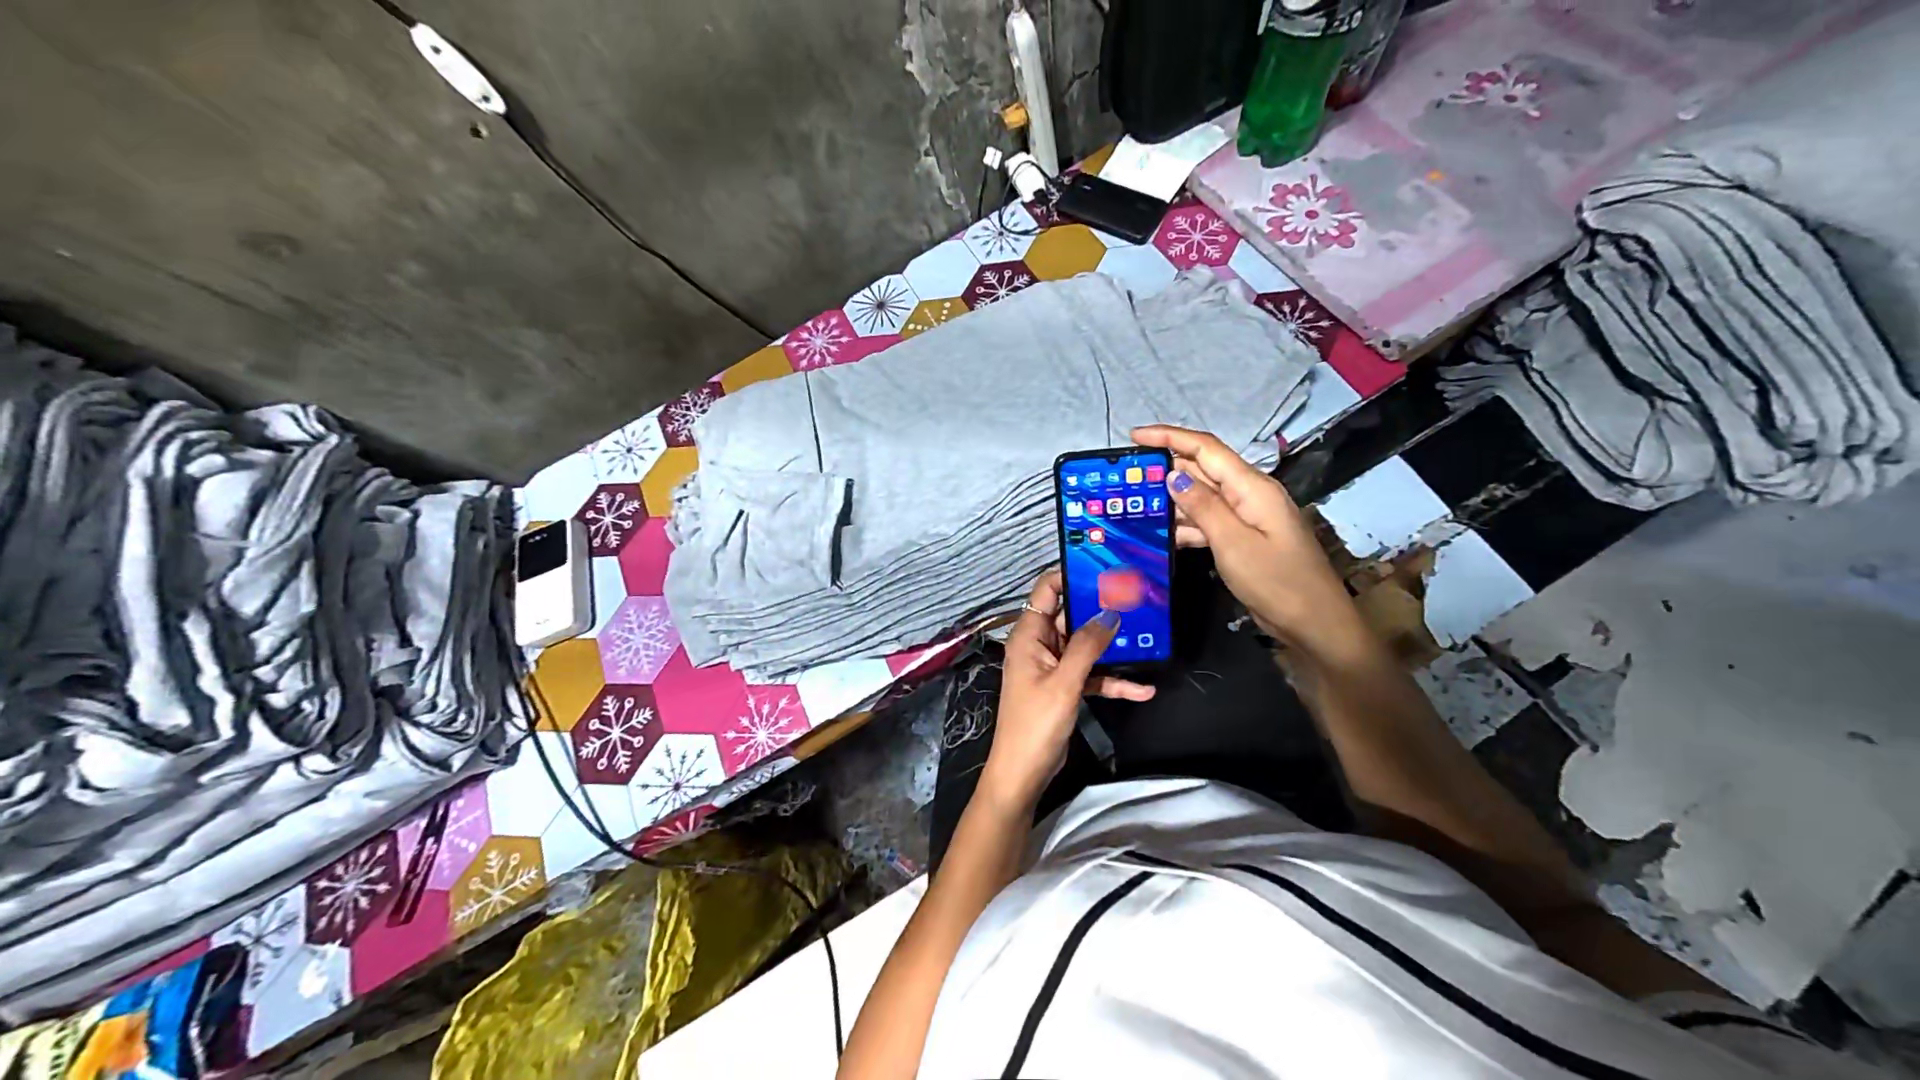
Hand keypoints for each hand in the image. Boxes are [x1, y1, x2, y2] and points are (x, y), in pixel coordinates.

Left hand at [980, 571, 1154, 808]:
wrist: (1023, 772)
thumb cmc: (1036, 722)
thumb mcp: (1065, 681)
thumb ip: (1087, 645)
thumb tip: (1109, 613)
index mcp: (1029, 635)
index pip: (1046, 591)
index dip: (1070, 575)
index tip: (1103, 568)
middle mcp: (1039, 644)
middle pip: (1071, 615)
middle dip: (1101, 609)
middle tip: (1137, 597)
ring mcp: (1052, 666)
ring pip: (1085, 645)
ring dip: (1112, 645)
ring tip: (1147, 635)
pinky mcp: (1064, 687)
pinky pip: (1091, 675)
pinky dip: (1112, 680)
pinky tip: (1142, 689)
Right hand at [1132, 424, 1356, 648]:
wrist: (1315, 624)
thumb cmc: (1277, 582)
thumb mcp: (1233, 544)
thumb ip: (1203, 506)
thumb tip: (1173, 475)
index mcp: (1252, 487)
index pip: (1206, 449)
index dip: (1169, 437)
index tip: (1134, 435)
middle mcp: (1249, 495)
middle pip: (1203, 469)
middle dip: (1166, 466)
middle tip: (1128, 475)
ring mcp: (1247, 517)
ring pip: (1202, 497)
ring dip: (1172, 498)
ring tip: (1137, 504)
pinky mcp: (1244, 539)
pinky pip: (1209, 521)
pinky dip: (1186, 524)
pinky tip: (1163, 534)